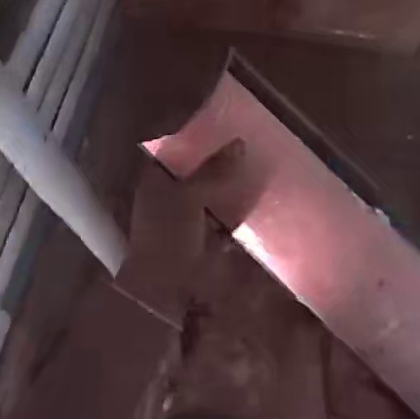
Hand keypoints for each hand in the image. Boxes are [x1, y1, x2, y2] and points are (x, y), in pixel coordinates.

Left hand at [117, 140, 256, 318]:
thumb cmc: (168, 235)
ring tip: (263, 167)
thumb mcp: (189, 196)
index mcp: (157, 181)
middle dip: (223, 161)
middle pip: (199, 172)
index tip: (228, 126)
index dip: (200, 138)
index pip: (178, 150)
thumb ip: (213, 170)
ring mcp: (189, 221)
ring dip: (234, 186)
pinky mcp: (206, 242)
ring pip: (214, 194)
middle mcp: (170, 197)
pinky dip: (240, 211)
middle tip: (252, 144)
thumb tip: (239, 143)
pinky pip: (225, 219)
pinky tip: (261, 201)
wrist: (164, 292)